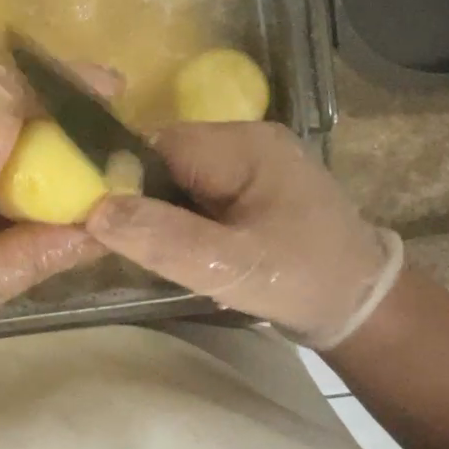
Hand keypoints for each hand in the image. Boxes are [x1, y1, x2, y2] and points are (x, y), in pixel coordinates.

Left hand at [0, 65, 106, 365]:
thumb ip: (41, 252)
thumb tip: (108, 224)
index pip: (2, 99)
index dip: (59, 90)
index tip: (111, 101)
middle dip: (52, 88)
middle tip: (100, 118)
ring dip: (32, 104)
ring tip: (78, 137)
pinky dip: (12, 126)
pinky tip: (38, 163)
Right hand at [84, 121, 402, 349]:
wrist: (362, 305)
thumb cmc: (301, 281)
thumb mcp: (230, 266)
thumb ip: (163, 238)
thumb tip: (93, 212)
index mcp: (243, 147)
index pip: (154, 144)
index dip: (114, 176)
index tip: (85, 216)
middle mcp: (242, 142)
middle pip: (157, 158)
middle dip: (127, 197)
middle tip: (102, 242)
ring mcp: (242, 165)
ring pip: (166, 177)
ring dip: (144, 211)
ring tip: (129, 247)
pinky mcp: (240, 188)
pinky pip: (183, 193)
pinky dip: (164, 218)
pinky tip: (159, 245)